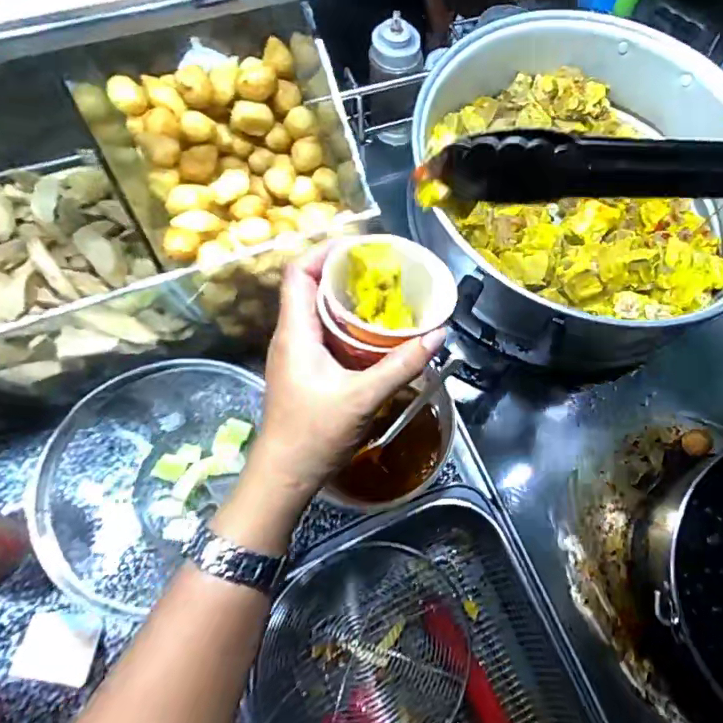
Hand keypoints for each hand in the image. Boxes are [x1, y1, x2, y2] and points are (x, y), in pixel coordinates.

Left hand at [249, 241, 444, 500]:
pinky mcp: (304, 371)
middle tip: (382, 271)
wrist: (285, 474)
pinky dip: (346, 327)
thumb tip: (437, 334)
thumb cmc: (314, 434)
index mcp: (295, 332)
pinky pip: (323, 335)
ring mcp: (295, 354)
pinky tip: (374, 334)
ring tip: (383, 296)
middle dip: (344, 274)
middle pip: (309, 288)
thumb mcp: (363, 397)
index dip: (325, 252)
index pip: (298, 273)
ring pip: (317, 312)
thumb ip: (400, 365)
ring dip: (346, 301)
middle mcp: (290, 336)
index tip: (361, 248)